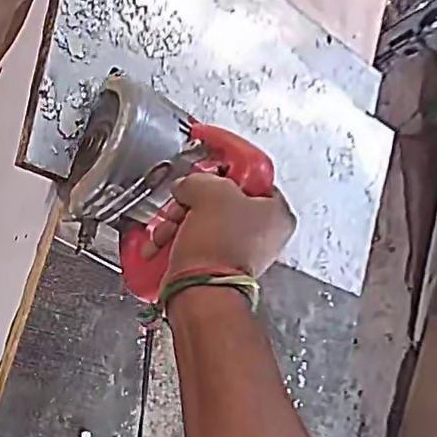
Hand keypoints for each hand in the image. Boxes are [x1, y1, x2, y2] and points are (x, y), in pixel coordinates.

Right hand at [140, 172, 295, 279]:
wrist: (198, 293)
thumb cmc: (216, 248)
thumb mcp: (210, 194)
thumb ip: (199, 180)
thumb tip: (188, 186)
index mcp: (275, 210)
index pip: (249, 169)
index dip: (223, 157)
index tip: (206, 143)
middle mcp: (261, 232)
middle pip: (217, 198)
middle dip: (187, 203)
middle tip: (177, 208)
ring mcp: (236, 250)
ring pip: (199, 220)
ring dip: (174, 224)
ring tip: (164, 235)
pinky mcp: (212, 265)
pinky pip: (190, 242)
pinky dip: (173, 242)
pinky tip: (161, 246)